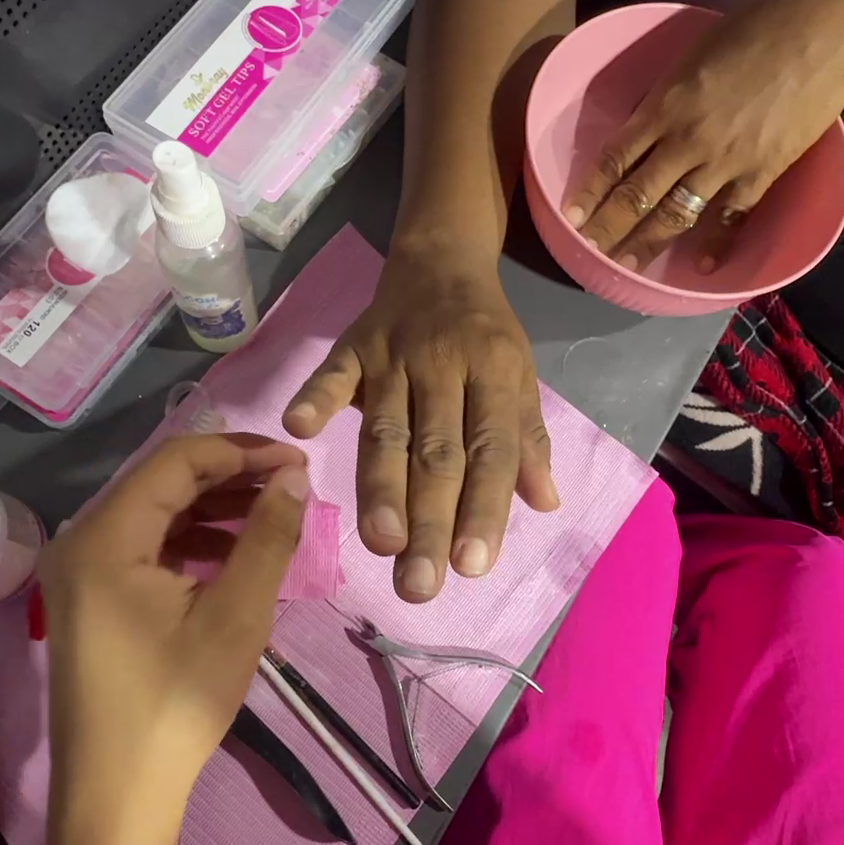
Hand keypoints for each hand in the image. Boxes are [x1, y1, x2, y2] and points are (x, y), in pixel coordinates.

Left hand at [41, 433, 309, 805]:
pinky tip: (234, 552)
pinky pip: (146, 546)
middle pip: (162, 482)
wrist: (119, 796)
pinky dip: (193, 539)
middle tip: (292, 483)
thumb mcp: (236, 616)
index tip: (297, 459)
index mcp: (104, 538)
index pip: (176, 461)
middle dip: (231, 476)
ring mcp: (81, 571)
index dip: (241, 451)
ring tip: (273, 513)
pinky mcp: (92, 597)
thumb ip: (268, 537)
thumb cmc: (177, 703)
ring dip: (215, 507)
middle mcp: (81, 541)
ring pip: (156, 512)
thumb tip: (295, 478)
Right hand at [283, 237, 559, 602]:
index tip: (473, 568)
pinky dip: (316, 395)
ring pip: (387, 429)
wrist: (443, 260)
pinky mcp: (353, 343)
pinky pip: (333, 372)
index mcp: (495, 375)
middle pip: (436, 453)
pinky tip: (299, 428)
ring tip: (382, 544)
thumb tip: (545, 502)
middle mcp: (446, 366)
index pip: (490, 451)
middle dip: (430, 521)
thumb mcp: (520, 376)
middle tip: (420, 584)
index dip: (484, 509)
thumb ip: (528, 439)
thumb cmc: (486, 332)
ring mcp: (395, 354)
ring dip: (381, 486)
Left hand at [564, 0, 843, 270]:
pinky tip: (702, 266)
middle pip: (636, 195)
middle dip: (608, 229)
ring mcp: (724, 161)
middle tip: (589, 255)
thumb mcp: (692, 55)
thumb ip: (665, 99)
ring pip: (674, 214)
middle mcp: (686, 139)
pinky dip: (716, 243)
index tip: (570, 218)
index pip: (615, 159)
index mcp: (665, 106)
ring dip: (647, 245)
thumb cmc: (757, 26)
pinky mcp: (762, 172)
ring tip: (626, 267)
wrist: (828, 24)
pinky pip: (731, 217)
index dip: (589, 192)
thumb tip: (645, 129)